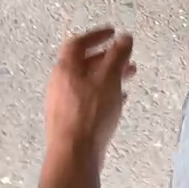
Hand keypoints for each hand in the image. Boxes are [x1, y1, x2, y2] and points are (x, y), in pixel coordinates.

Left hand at [42, 26, 135, 174]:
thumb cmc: (92, 111)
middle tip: (126, 57)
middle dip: (107, 57)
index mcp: (66, 69)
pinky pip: (87, 99)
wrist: (74, 155)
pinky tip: (119, 100)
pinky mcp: (69, 121)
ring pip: (87, 81)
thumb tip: (125, 37)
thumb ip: (118, 54)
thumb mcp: (109, 77)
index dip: (96, 35)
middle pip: (83, 63)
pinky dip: (103, 92)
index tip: (113, 32)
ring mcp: (62, 104)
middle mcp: (60, 84)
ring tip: (128, 77)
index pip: (77, 43)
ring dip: (108, 75)